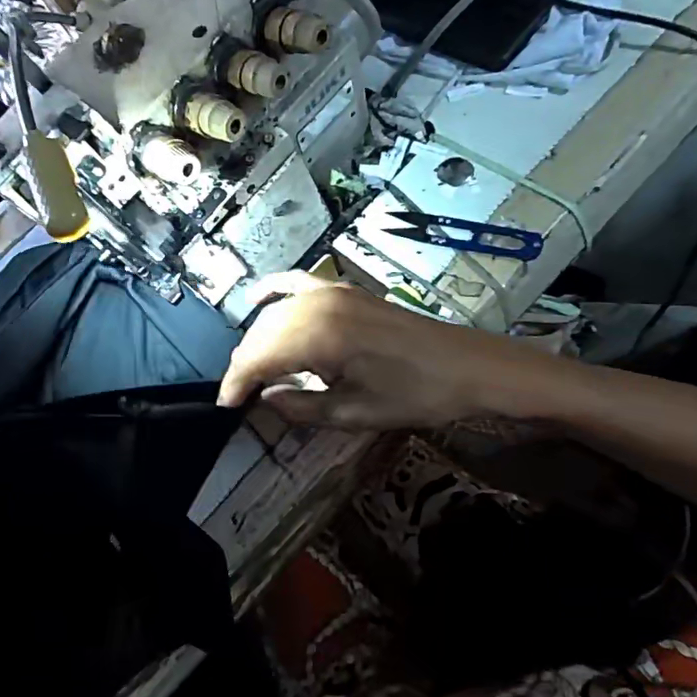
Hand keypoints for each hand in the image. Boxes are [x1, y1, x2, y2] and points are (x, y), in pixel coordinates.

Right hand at [218, 272, 580, 430]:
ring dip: (257, 338)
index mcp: (320, 336)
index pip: (259, 356)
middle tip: (241, 394)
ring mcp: (331, 292)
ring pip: (274, 312)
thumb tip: (265, 399)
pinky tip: (257, 299)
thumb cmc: (418, 395)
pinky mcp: (344, 289)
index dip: (237, 382)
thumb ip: (302, 407)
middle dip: (245, 363)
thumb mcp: (357, 413)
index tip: (226, 405)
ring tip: (253, 369)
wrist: (470, 365)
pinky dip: (274, 291)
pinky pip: (296, 283)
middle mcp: (318, 305)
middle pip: (261, 332)